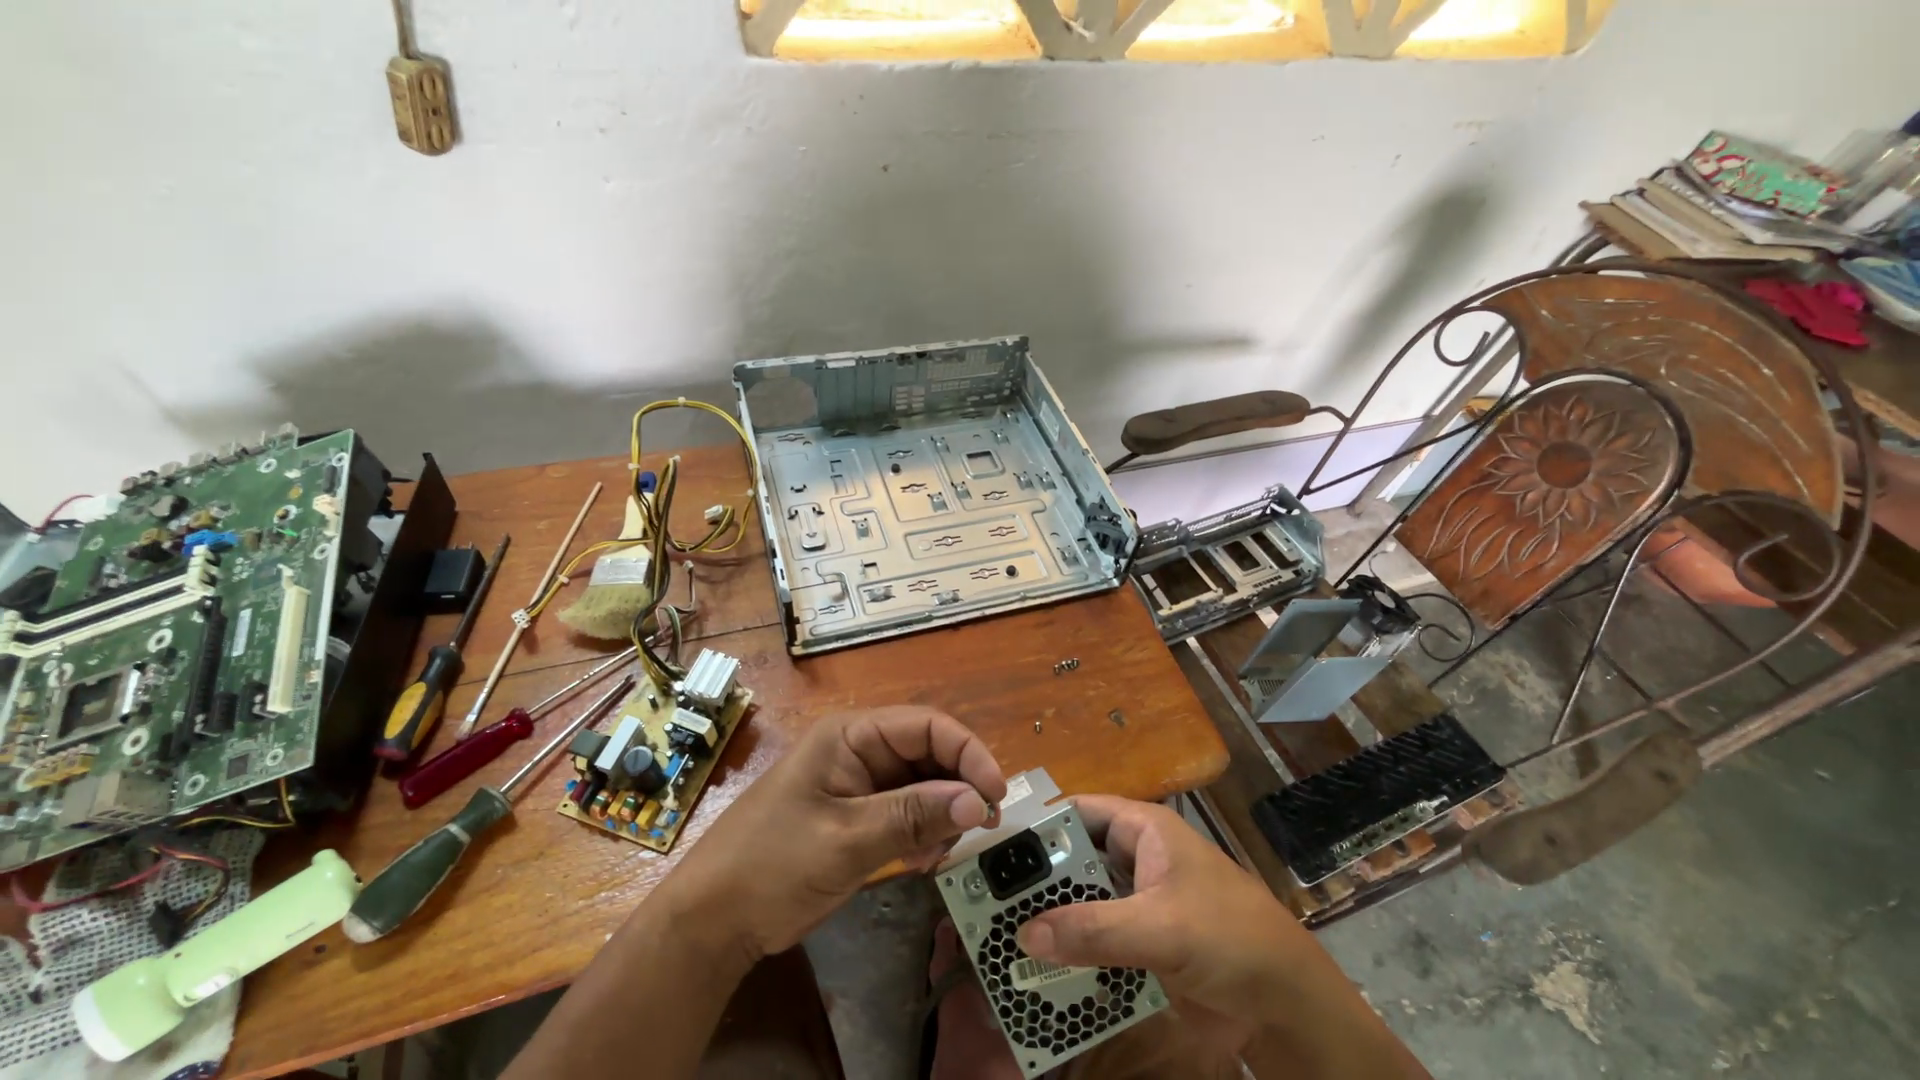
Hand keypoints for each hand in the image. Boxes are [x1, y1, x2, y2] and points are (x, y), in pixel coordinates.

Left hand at [665, 706, 1005, 961]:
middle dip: (959, 787)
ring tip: (942, 851)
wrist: (714, 919)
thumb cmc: (771, 866)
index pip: (927, 726)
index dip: (968, 753)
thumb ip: (913, 816)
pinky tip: (922, 859)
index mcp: (850, 736)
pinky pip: (907, 813)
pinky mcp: (857, 818)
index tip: (995, 796)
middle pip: (930, 754)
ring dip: (943, 814)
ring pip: (924, 785)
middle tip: (983, 828)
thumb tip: (978, 802)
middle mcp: (858, 751)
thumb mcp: (845, 841)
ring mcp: (857, 785)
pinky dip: (924, 832)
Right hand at [1015, 796, 1297, 1027]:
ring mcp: (1140, 901)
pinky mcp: (1144, 941)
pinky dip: (1071, 950)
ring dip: (1050, 919)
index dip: (1036, 826)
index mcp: (1144, 830)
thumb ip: (1093, 929)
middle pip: (1073, 859)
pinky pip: (1096, 938)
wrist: (1288, 1001)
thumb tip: (1024, 934)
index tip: (989, 851)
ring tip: (998, 936)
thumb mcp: (1161, 927)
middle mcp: (1137, 858)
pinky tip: (1040, 969)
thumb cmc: (1230, 938)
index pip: (1077, 811)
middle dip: (1034, 881)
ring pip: (1082, 901)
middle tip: (983, 902)